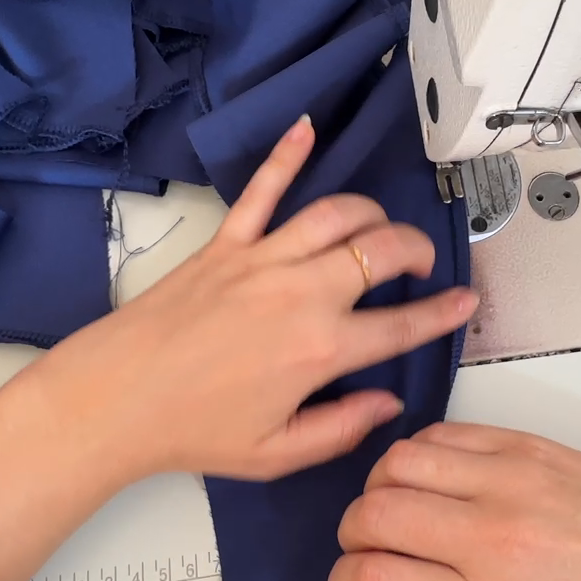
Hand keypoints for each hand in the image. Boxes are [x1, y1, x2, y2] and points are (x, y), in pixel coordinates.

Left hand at [22, 116, 476, 481]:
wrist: (114, 399)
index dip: (443, 313)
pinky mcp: (227, 242)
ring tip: (382, 228)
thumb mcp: (278, 454)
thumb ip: (343, 429)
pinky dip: (287, 154)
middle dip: (415, 250)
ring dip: (372, 214)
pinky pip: (263, 189)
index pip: (401, 325)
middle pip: (381, 252)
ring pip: (337, 214)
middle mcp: (302, 292)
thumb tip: (390, 402)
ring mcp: (263, 259)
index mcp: (320, 350)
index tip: (466, 300)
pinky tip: (307, 126)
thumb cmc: (194, 431)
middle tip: (420, 263)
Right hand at [328, 423, 580, 580]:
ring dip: (378, 485)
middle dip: (352, 532)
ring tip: (394, 502)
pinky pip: (436, 434)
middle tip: (366, 541)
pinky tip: (429, 474)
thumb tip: (381, 576)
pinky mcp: (516, 440)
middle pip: (371, 515)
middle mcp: (491, 538)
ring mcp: (504, 478)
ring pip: (394, 463)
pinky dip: (417, 454)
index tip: (351, 579)